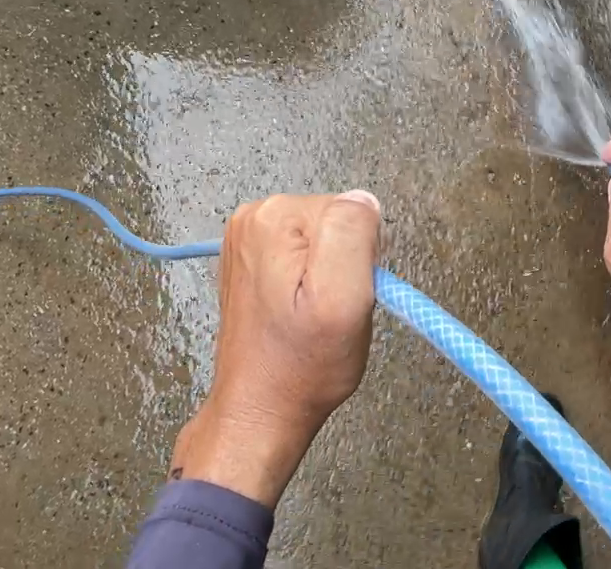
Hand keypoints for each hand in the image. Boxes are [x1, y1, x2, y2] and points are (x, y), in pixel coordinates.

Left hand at [170, 191, 381, 506]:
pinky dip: (311, 278)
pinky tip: (300, 309)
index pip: (350, 210)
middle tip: (330, 305)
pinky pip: (304, 252)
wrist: (259, 411)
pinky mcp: (251, 258)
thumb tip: (362, 199)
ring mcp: (248, 238)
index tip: (343, 291)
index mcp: (274, 217)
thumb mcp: (344, 298)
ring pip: (322, 237)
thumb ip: (354, 232)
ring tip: (314, 311)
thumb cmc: (300, 365)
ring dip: (329, 271)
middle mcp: (254, 218)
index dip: (361, 254)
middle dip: (344, 261)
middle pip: (334, 219)